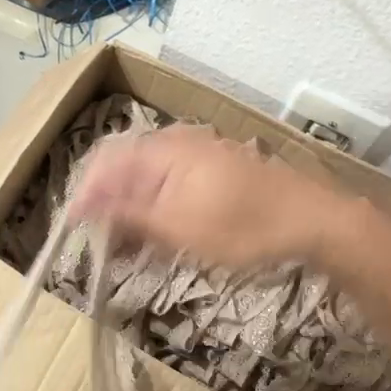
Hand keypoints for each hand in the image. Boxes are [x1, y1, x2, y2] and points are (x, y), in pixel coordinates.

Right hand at [68, 125, 352, 269]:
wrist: (315, 221)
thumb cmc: (243, 227)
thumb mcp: (178, 228)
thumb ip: (126, 213)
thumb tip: (82, 205)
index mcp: (163, 149)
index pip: (104, 162)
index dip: (85, 195)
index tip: (75, 230)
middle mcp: (177, 142)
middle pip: (125, 168)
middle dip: (110, 206)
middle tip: (106, 244)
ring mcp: (199, 153)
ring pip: (148, 177)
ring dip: (135, 211)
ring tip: (134, 249)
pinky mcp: (215, 169)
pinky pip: (172, 182)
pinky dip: (159, 208)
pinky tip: (164, 236)